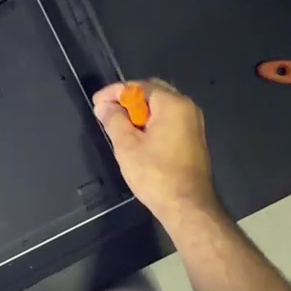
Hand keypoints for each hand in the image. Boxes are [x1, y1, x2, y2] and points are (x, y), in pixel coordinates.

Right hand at [94, 79, 221, 221]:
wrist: (186, 203)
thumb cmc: (155, 174)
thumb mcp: (127, 146)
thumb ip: (114, 121)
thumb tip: (103, 106)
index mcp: (172, 104)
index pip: (139, 86)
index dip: (115, 92)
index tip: (96, 102)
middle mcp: (187, 107)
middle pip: (154, 92)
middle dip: (128, 99)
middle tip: (106, 111)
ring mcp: (193, 122)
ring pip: (162, 106)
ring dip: (139, 111)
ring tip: (118, 124)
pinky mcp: (193, 138)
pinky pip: (169, 119)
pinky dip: (151, 121)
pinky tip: (137, 135)